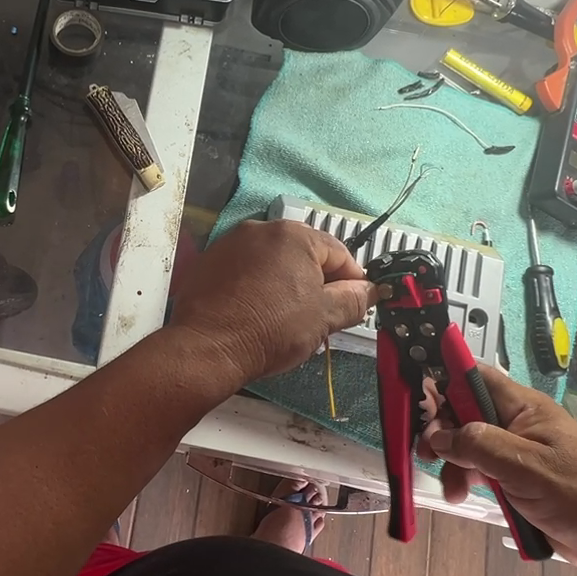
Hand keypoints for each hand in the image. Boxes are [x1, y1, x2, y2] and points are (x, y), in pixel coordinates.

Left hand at [167, 220, 373, 383]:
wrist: (207, 346)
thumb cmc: (268, 330)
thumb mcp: (323, 318)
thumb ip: (353, 299)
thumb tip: (369, 290)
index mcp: (294, 235)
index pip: (339, 253)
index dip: (351, 281)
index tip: (352, 304)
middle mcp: (260, 229)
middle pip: (303, 254)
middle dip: (315, 282)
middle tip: (317, 316)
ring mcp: (230, 243)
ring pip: (272, 261)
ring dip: (284, 283)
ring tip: (283, 318)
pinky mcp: (209, 261)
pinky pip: (244, 269)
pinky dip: (254, 285)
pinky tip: (254, 311)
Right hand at [422, 364, 576, 571]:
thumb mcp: (524, 466)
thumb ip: (478, 445)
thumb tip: (439, 436)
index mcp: (524, 407)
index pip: (474, 375)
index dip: (443, 378)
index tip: (418, 400)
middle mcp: (518, 423)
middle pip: (464, 412)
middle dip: (442, 431)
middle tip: (427, 452)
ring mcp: (517, 451)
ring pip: (469, 445)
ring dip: (454, 463)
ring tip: (453, 489)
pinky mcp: (518, 478)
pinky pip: (482, 470)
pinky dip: (468, 480)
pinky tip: (464, 494)